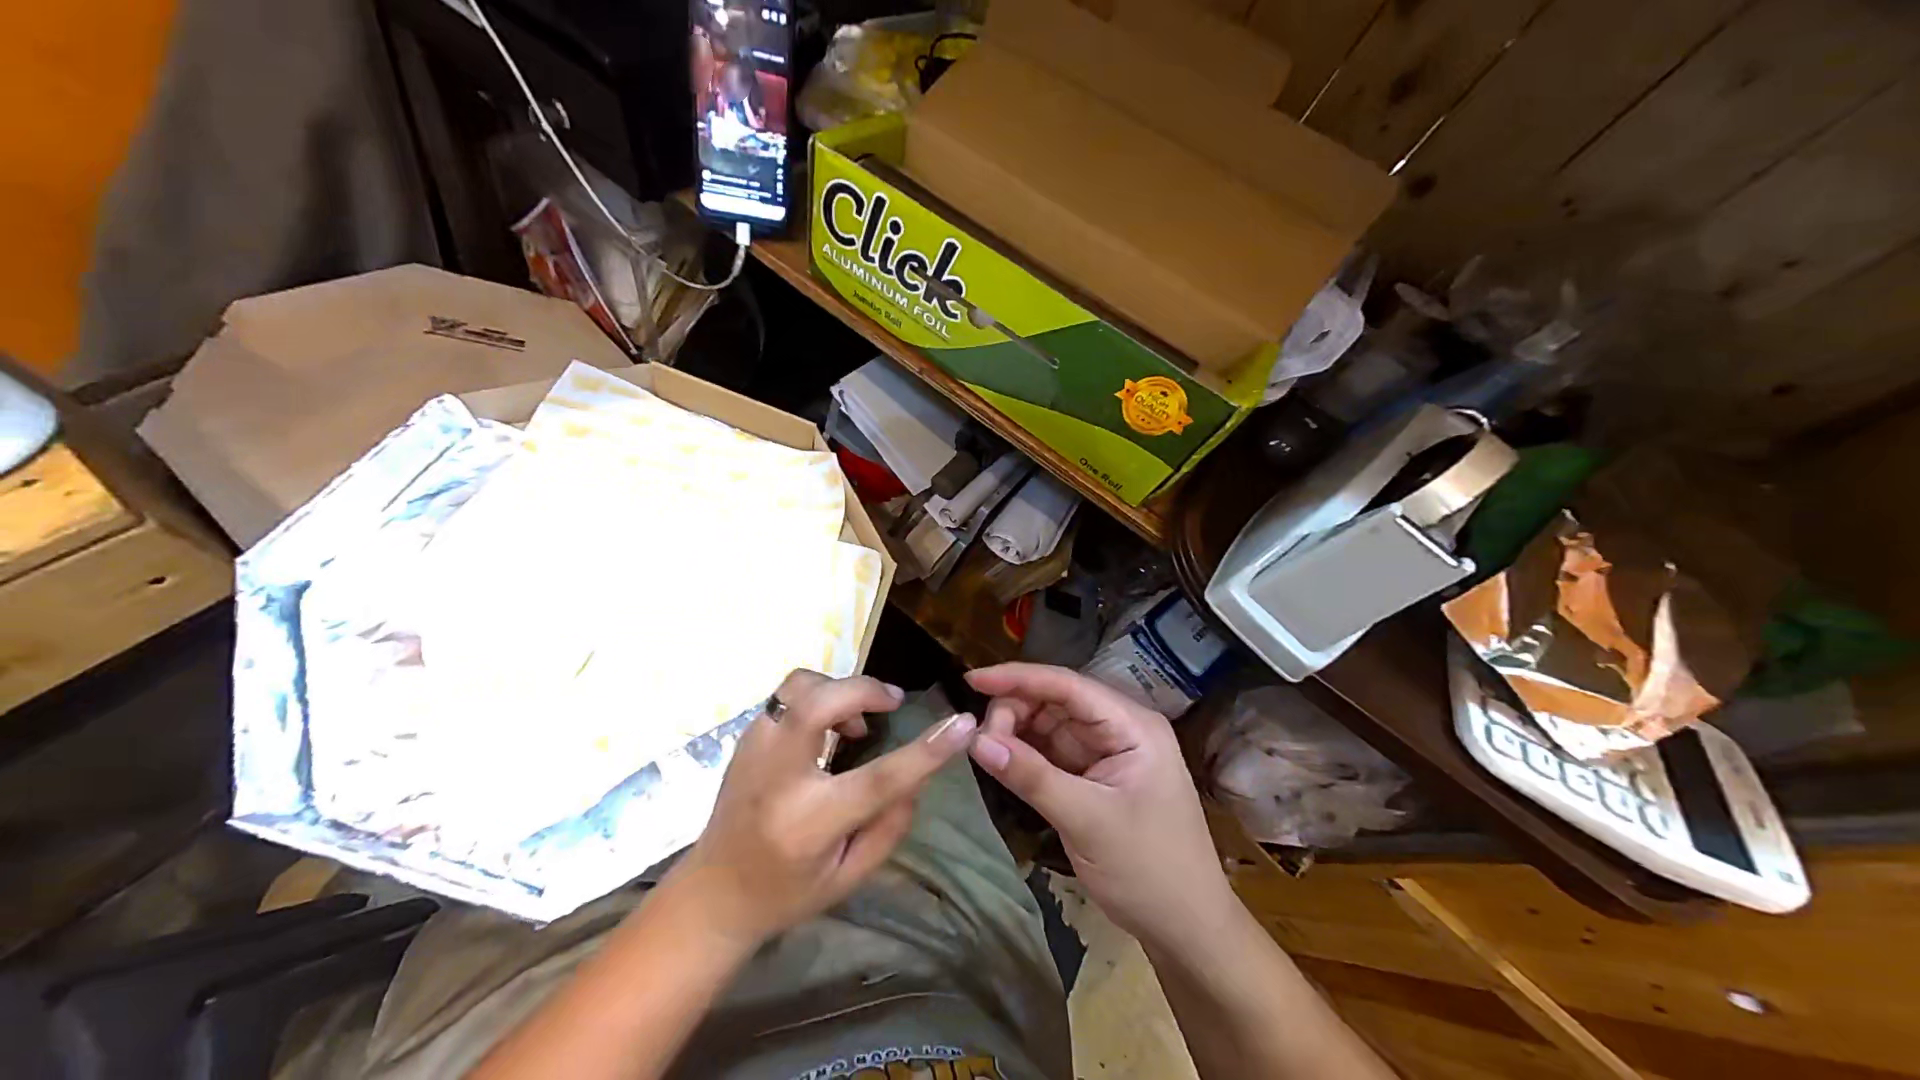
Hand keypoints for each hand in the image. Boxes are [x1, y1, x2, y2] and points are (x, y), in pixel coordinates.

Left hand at [665, 670, 977, 948]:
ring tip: (856, 723)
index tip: (962, 723)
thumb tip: (917, 776)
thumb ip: (889, 827)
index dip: (927, 750)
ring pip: (799, 686)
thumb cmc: (785, 895)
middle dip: (865, 690)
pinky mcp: (745, 738)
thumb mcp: (849, 878)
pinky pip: (787, 696)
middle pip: (820, 703)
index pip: (878, 779)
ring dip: (838, 690)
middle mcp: (778, 777)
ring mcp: (755, 750)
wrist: (712, 895)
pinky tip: (829, 730)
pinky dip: (817, 698)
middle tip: (892, 703)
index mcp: (809, 822)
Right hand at [965, 663, 1235, 947]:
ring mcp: (1108, 753)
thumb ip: (1031, 776)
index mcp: (1133, 726)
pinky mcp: (1095, 778)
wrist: (1186, 927)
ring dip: (1017, 732)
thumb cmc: (1149, 870)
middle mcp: (1121, 729)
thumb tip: (976, 741)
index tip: (972, 680)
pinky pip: (1053, 753)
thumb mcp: (1087, 821)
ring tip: (985, 750)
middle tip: (979, 740)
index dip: (1018, 678)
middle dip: (1015, 711)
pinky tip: (1002, 759)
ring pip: (1051, 726)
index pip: (1068, 686)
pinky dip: (1026, 755)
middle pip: (1057, 702)